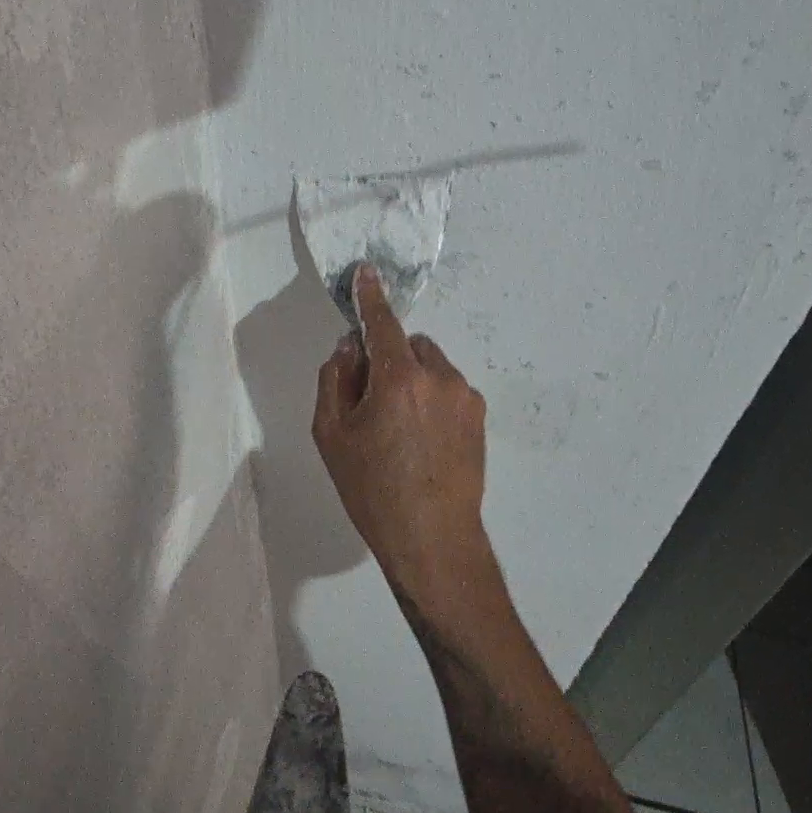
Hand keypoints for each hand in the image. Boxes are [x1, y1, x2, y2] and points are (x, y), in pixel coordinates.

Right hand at [312, 263, 490, 608]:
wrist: (432, 539)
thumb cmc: (372, 490)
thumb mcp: (332, 436)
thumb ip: (335, 380)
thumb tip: (350, 348)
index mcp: (399, 380)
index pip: (382, 324)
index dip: (370, 298)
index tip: (366, 273)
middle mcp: (439, 378)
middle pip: (408, 345)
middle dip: (389, 358)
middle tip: (371, 401)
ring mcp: (465, 397)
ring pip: (430, 367)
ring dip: (412, 379)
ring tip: (399, 429)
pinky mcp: (479, 417)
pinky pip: (447, 390)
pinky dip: (431, 399)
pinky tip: (422, 441)